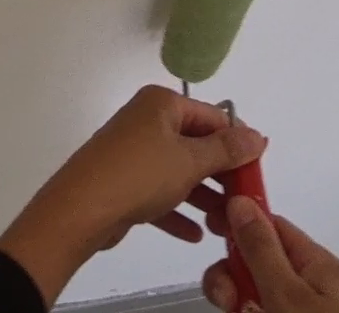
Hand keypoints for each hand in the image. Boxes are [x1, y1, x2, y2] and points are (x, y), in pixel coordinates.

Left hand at [0, 85, 266, 304]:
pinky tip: (194, 234)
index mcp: (162, 104)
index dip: (236, 144)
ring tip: (223, 227)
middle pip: (196, 145)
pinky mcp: (124, 180)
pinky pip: (159, 193)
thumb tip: (256, 134)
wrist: (82, 208)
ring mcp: (133, 151)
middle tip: (243, 205)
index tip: (256, 173)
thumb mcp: (189, 161)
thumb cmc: (139, 174)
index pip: (212, 117)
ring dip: (203, 199)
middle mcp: (147, 120)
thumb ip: (226, 150)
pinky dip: (177, 211)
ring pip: (179, 172)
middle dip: (220, 177)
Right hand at [202, 196, 338, 312]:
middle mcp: (309, 285)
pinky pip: (254, 312)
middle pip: (256, 260)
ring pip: (249, 291)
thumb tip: (241, 200)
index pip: (271, 224)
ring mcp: (297, 312)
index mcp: (318, 265)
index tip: (212, 231)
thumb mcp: (286, 295)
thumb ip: (260, 248)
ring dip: (235, 301)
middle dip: (232, 275)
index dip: (240, 224)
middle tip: (227, 299)